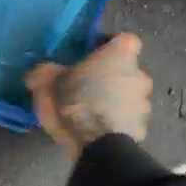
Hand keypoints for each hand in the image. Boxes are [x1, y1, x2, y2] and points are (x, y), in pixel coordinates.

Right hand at [26, 34, 152, 157]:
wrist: (99, 146)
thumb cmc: (76, 103)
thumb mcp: (46, 82)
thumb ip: (45, 72)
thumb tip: (40, 72)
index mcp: (120, 55)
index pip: (124, 39)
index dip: (109, 46)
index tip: (92, 54)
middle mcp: (139, 75)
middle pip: (125, 70)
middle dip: (108, 76)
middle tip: (85, 86)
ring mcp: (144, 104)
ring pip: (127, 96)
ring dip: (112, 101)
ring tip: (88, 113)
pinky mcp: (142, 129)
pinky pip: (126, 120)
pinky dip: (114, 123)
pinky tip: (96, 131)